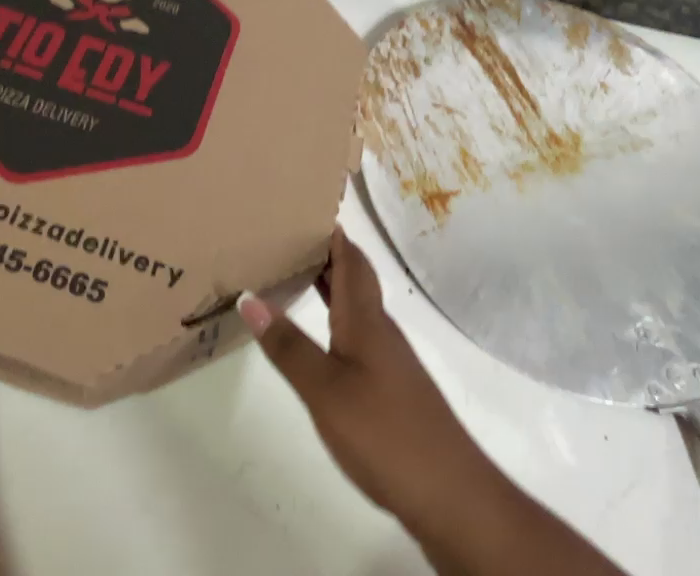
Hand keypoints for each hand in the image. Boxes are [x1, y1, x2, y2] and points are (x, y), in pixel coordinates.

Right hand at [238, 228, 499, 521]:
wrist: (450, 493)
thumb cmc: (384, 433)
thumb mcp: (325, 390)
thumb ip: (288, 346)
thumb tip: (249, 297)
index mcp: (365, 321)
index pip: (349, 260)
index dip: (330, 231)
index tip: (302, 205)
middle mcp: (380, 331)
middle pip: (354, 278)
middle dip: (324, 252)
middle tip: (284, 234)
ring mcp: (388, 360)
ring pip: (355, 306)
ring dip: (327, 284)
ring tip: (290, 274)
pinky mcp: (390, 388)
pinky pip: (356, 334)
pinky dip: (332, 318)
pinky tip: (317, 336)